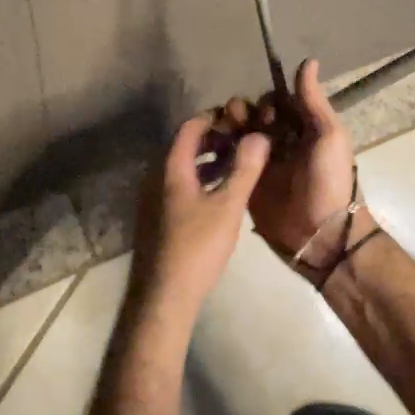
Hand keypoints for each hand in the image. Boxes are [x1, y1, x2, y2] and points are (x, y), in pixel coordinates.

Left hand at [132, 110, 271, 311]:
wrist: (164, 295)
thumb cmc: (197, 247)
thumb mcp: (228, 207)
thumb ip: (245, 169)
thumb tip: (260, 136)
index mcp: (170, 166)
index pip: (190, 127)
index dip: (215, 118)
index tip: (242, 119)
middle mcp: (157, 175)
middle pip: (186, 145)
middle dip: (216, 140)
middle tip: (246, 141)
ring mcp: (155, 196)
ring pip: (184, 167)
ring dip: (210, 161)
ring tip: (241, 164)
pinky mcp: (158, 216)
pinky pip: (181, 184)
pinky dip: (202, 180)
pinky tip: (223, 193)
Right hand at [231, 59, 375, 276]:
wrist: (320, 235)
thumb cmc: (331, 181)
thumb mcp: (329, 136)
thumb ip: (314, 101)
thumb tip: (309, 60)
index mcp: (303, 130)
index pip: (277, 103)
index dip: (268, 101)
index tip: (265, 110)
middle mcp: (280, 142)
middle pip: (254, 116)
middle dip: (243, 111)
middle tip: (237, 118)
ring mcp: (261, 163)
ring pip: (238, 134)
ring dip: (229, 126)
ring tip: (221, 129)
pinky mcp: (245, 182)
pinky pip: (229, 159)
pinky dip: (219, 147)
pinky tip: (210, 143)